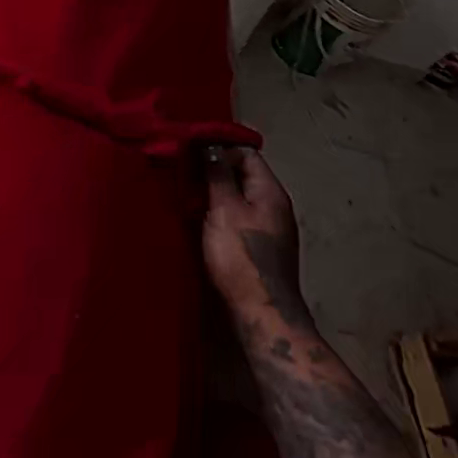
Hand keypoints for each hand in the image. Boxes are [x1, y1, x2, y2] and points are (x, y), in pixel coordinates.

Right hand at [202, 147, 310, 325]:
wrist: (261, 312)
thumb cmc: (241, 257)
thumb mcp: (224, 209)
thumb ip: (217, 174)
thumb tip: (211, 145)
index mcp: (270, 190)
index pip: (246, 153)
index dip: (219, 146)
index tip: (190, 148)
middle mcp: (274, 205)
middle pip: (242, 174)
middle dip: (214, 169)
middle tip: (183, 169)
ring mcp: (269, 227)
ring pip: (239, 196)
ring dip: (215, 192)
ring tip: (186, 191)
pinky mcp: (259, 246)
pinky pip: (238, 216)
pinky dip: (219, 211)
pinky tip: (200, 217)